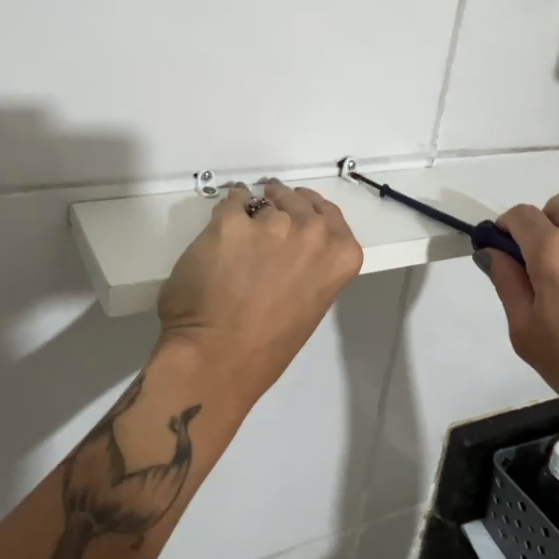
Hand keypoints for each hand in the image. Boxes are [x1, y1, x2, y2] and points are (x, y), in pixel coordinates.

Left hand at [157, 180, 363, 403]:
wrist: (218, 358)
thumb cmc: (268, 345)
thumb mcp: (311, 304)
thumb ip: (308, 268)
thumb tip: (286, 250)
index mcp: (340, 257)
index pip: (329, 214)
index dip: (310, 208)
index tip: (298, 208)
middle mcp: (313, 233)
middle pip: (297, 200)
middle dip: (281, 204)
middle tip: (265, 212)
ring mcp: (272, 224)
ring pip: (263, 201)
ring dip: (253, 209)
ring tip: (241, 222)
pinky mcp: (231, 222)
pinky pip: (232, 202)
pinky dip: (227, 210)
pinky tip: (221, 223)